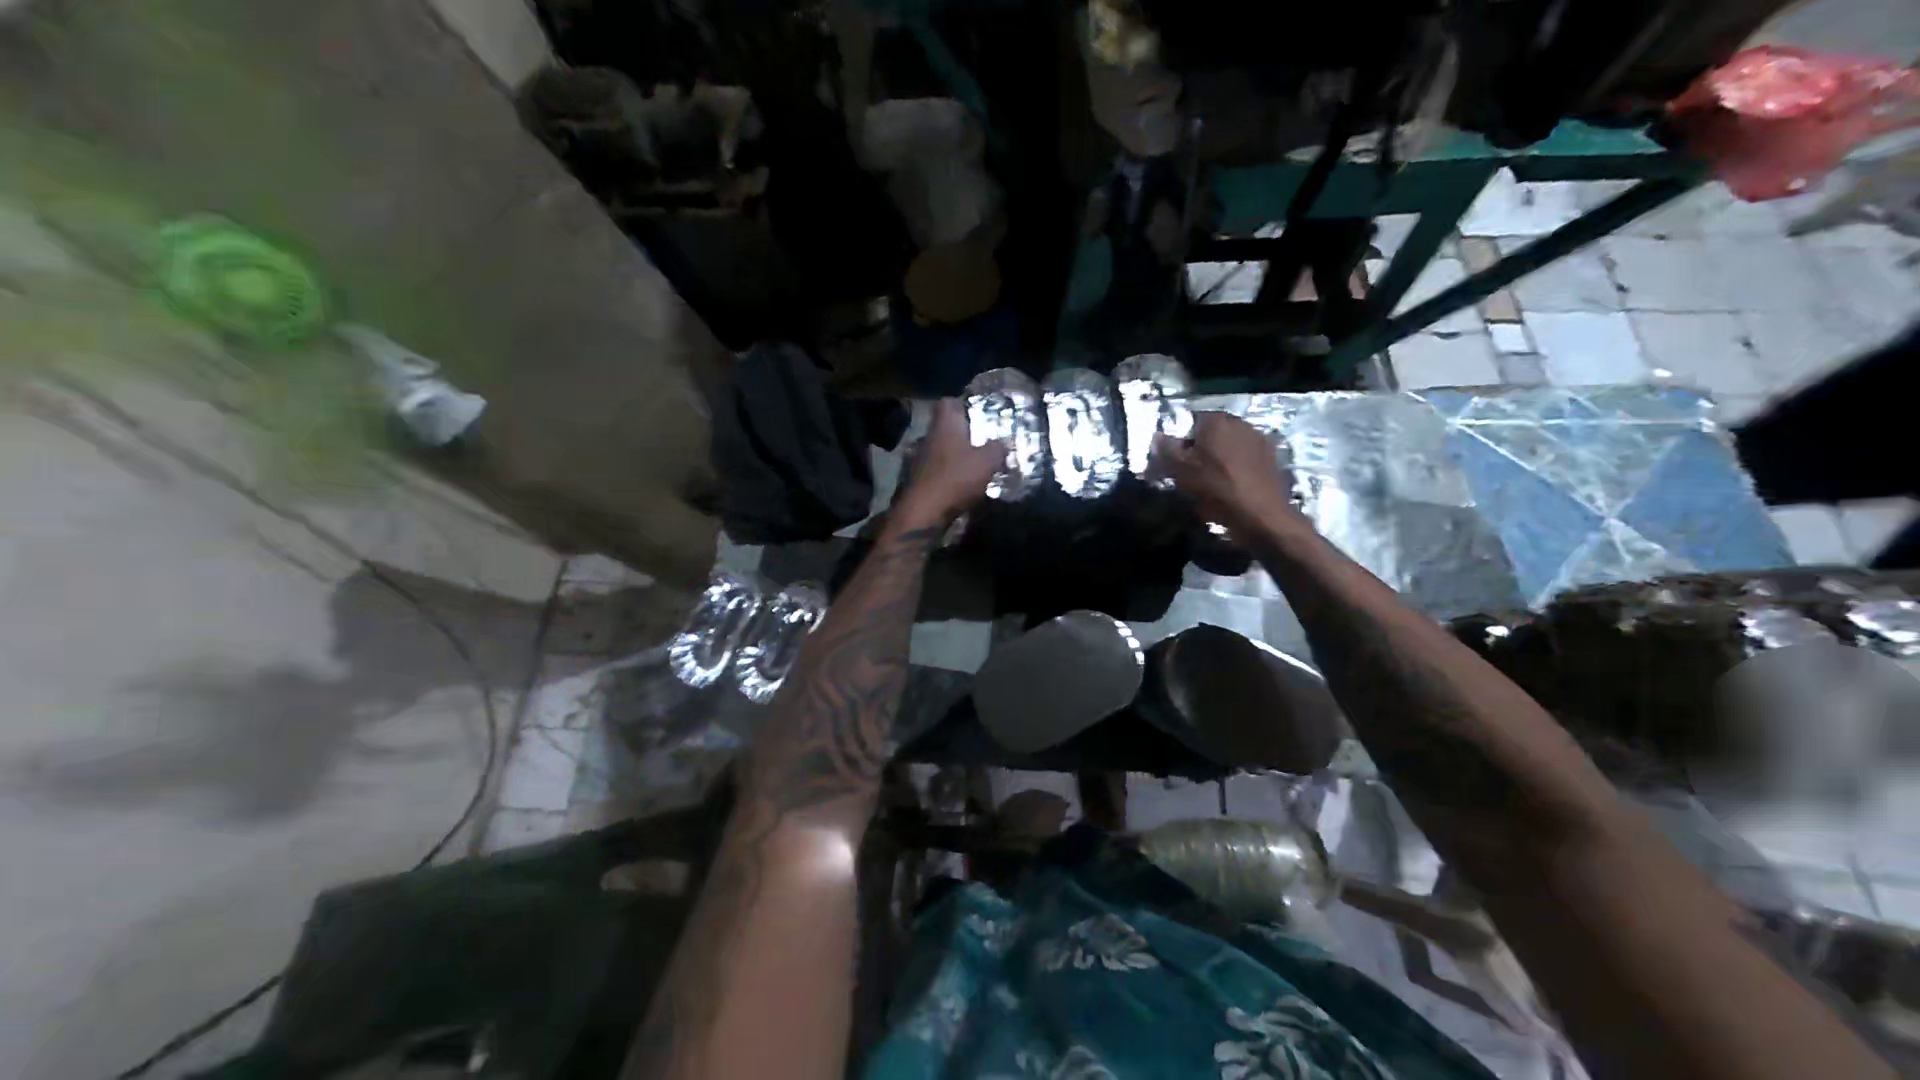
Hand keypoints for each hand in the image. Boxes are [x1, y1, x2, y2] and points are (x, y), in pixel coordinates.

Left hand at [893, 398, 1005, 527]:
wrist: (922, 513)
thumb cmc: (956, 479)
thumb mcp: (987, 462)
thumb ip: (998, 449)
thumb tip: (1004, 442)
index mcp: (944, 425)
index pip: (948, 402)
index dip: (963, 403)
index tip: (979, 412)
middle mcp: (927, 437)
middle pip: (945, 427)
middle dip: (962, 433)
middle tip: (983, 441)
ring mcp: (917, 459)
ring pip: (939, 449)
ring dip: (954, 455)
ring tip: (974, 464)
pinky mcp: (916, 480)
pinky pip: (935, 469)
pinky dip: (947, 473)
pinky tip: (960, 483)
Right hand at [1153, 412, 1303, 536]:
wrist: (1261, 515)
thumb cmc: (1216, 488)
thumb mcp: (1180, 470)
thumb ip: (1166, 449)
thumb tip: (1158, 435)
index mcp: (1216, 420)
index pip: (1189, 422)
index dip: (1180, 442)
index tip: (1176, 463)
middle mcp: (1239, 422)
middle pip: (1211, 433)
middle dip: (1201, 449)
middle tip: (1192, 474)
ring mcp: (1259, 439)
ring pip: (1229, 445)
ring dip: (1220, 458)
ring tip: (1213, 483)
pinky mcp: (1272, 457)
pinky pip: (1245, 458)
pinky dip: (1237, 468)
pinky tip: (1233, 486)